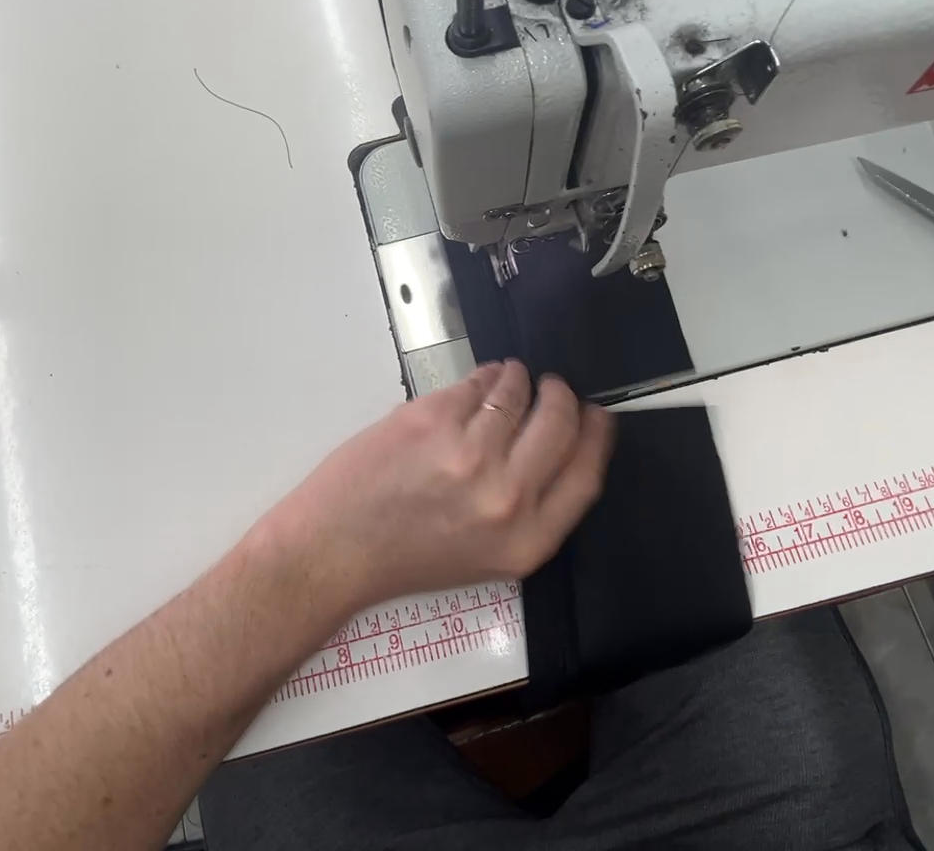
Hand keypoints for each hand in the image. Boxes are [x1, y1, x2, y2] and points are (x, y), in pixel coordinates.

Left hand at [255, 361, 615, 613]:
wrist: (336, 549)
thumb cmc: (409, 556)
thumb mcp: (488, 555)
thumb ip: (529, 509)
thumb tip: (555, 443)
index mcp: (527, 541)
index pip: (586, 474)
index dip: (597, 436)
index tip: (597, 415)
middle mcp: (507, 497)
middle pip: (561, 424)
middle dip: (562, 396)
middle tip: (554, 387)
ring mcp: (470, 454)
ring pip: (517, 393)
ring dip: (518, 379)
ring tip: (509, 380)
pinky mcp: (433, 420)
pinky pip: (476, 383)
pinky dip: (484, 376)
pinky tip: (480, 381)